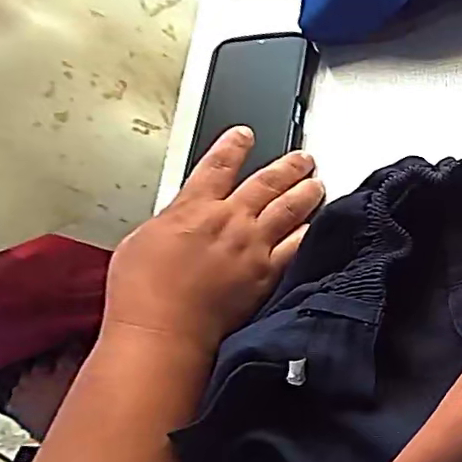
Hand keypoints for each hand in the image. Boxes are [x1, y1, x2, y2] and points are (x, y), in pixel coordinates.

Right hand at [103, 127, 324, 353]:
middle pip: (266, 183)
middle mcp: (229, 222)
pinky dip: (308, 232)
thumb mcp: (144, 239)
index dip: (234, 146)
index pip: (218, 166)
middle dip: (288, 166)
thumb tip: (188, 214)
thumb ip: (175, 220)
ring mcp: (253, 246)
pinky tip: (317, 225)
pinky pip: (296, 246)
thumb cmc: (143, 291)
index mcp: (192, 209)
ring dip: (306, 193)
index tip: (246, 133)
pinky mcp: (268, 272)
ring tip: (318, 183)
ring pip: (289, 209)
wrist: (164, 327)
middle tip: (304, 157)